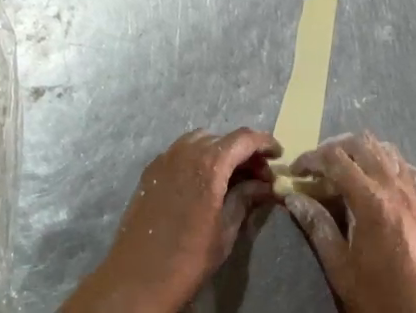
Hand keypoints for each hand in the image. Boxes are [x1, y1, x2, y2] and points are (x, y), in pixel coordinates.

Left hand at [61, 127, 280, 312]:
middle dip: (244, 152)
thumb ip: (246, 199)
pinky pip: (181, 152)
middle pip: (223, 138)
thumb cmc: (188, 257)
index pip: (244, 138)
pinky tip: (202, 182)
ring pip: (201, 140)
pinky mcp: (151, 170)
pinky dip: (198, 158)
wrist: (137, 277)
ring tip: (231, 178)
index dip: (265, 143)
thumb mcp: (226, 230)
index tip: (278, 155)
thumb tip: (265, 185)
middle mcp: (187, 151)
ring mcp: (166, 158)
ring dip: (220, 152)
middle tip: (258, 177)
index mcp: (210, 163)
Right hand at [283, 132, 415, 312]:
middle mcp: (395, 185)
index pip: (335, 158)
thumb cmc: (377, 295)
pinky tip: (378, 179)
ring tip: (345, 169)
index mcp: (370, 199)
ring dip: (362, 151)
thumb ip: (317, 225)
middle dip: (335, 148)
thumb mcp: (339, 266)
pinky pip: (407, 166)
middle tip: (317, 167)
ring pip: (386, 148)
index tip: (295, 170)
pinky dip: (389, 163)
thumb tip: (293, 197)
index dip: (311, 158)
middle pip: (361, 143)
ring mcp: (414, 192)